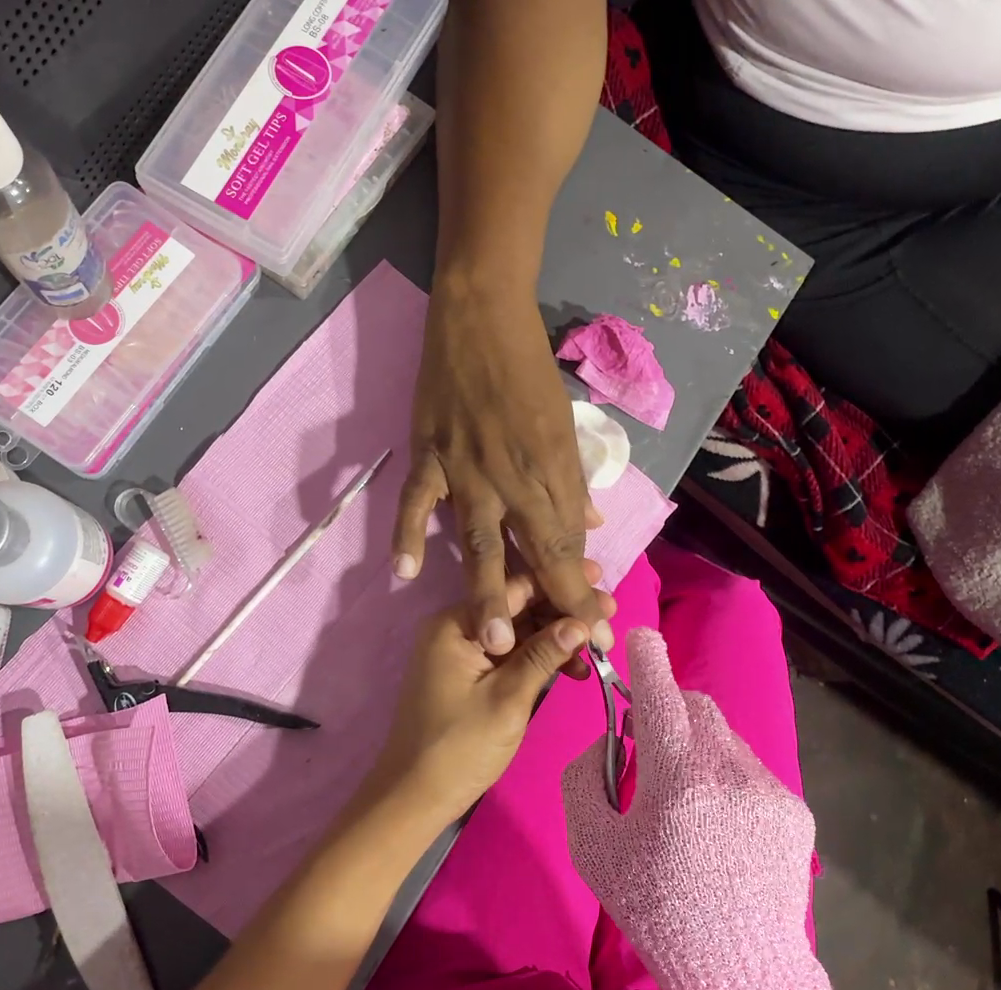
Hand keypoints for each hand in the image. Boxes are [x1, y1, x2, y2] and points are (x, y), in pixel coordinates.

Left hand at [365, 563, 616, 827]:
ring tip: (601, 645)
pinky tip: (574, 668)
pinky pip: (510, 655)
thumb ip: (543, 655)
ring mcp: (462, 652)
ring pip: (518, 632)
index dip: (559, 585)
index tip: (601, 582)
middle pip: (518, 607)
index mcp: (456, 624)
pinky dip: (539, 659)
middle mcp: (457, 628)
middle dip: (563, 612)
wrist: (415, 795)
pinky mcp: (470, 674)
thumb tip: (582, 621)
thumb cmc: (459, 746)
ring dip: (557, 638)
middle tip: (611, 613)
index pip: (514, 589)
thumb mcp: (507, 698)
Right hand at [394, 279, 612, 657]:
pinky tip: (407, 574)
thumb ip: (573, 479)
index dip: (581, 588)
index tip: (594, 629)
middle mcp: (514, 477)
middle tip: (559, 661)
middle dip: (549, 607)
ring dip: (488, 593)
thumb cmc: (529, 369)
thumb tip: (589, 525)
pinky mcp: (428, 455)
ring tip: (492, 643)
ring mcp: (467, 469)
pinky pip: (416, 503)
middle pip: (534, 550)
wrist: (482, 317)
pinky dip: (409, 537)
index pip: (569, 541)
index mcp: (552, 468)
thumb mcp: (564, 422)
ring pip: (480, 540)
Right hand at [562, 629, 829, 989]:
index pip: (661, 698)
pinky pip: (748, 769)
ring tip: (682, 796)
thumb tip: (611, 741)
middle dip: (668, 707)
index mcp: (677, 782)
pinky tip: (716, 824)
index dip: (647, 660)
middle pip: (696, 707)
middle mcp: (729, 774)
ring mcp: (769, 791)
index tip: (640, 636)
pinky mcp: (793, 811)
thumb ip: (587, 778)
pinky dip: (723, 774)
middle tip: (646, 740)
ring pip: (722, 737)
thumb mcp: (593, 846)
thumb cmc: (653, 908)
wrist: (738, 971)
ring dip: (695, 743)